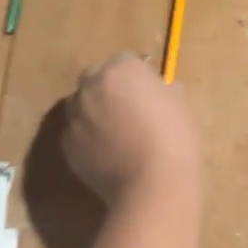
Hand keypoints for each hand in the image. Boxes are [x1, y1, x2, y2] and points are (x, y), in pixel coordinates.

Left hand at [60, 53, 199, 202]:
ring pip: (84, 107)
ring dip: (97, 114)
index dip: (140, 78)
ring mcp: (74, 116)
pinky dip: (91, 139)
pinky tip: (111, 156)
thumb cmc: (176, 140)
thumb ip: (163, 92)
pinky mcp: (67, 145)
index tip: (152, 94)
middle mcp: (90, 86)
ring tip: (120, 137)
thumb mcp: (181, 107)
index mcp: (121, 69)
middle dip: (112, 91)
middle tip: (133, 113)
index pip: (127, 61)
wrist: (152, 186)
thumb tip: (161, 93)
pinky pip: (79, 134)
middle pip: (98, 80)